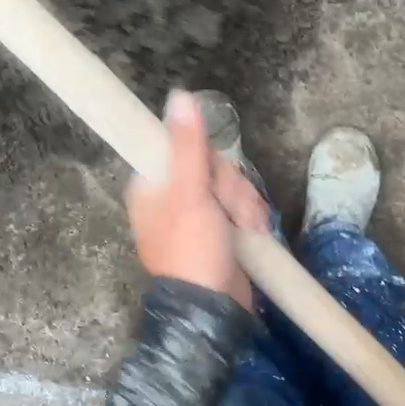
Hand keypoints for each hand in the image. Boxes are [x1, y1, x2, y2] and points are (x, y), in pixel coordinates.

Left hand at [126, 90, 270, 308]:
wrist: (212, 310)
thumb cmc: (191, 251)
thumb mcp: (189, 194)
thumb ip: (187, 144)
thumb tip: (180, 95)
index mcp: (152, 183)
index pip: (183, 145)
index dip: (205, 159)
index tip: (211, 179)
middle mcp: (171, 194)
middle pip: (211, 165)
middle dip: (229, 188)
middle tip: (229, 210)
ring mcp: (195, 212)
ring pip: (229, 184)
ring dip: (243, 203)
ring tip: (244, 226)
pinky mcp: (218, 228)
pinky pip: (238, 204)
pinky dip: (249, 216)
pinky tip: (252, 231)